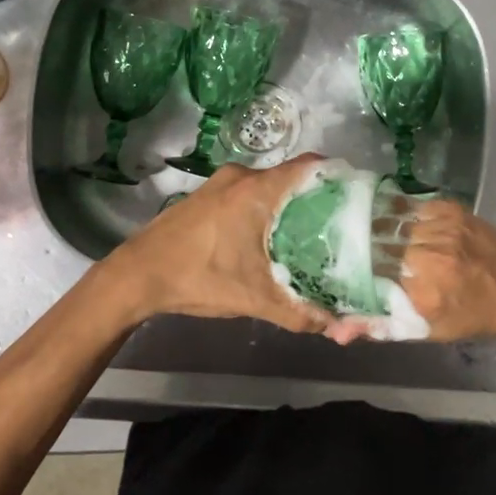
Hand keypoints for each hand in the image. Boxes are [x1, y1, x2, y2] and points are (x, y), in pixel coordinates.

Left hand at [96, 157, 332, 333]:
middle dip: (317, 199)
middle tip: (341, 226)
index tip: (359, 198)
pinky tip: (271, 239)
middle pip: (292, 178)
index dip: (338, 177)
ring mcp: (220, 184)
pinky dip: (265, 209)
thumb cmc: (198, 278)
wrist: (135, 275)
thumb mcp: (253, 299)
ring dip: (289, 206)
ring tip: (312, 235)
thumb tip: (338, 327)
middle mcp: (241, 176)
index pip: (311, 166)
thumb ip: (298, 312)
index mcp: (257, 190)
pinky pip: (249, 194)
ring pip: (269, 187)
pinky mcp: (206, 195)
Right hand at [335, 200, 495, 342]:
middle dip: (357, 242)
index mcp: (424, 290)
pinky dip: (395, 211)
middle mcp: (432, 254)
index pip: (369, 272)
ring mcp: (443, 226)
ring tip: (355, 226)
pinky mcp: (450, 208)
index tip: (332, 268)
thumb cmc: (467, 316)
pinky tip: (385, 216)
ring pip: (391, 218)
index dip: (348, 268)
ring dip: (372, 223)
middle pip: (376, 240)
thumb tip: (336, 331)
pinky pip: (409, 205)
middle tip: (339, 244)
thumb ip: (377, 327)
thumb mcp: (422, 330)